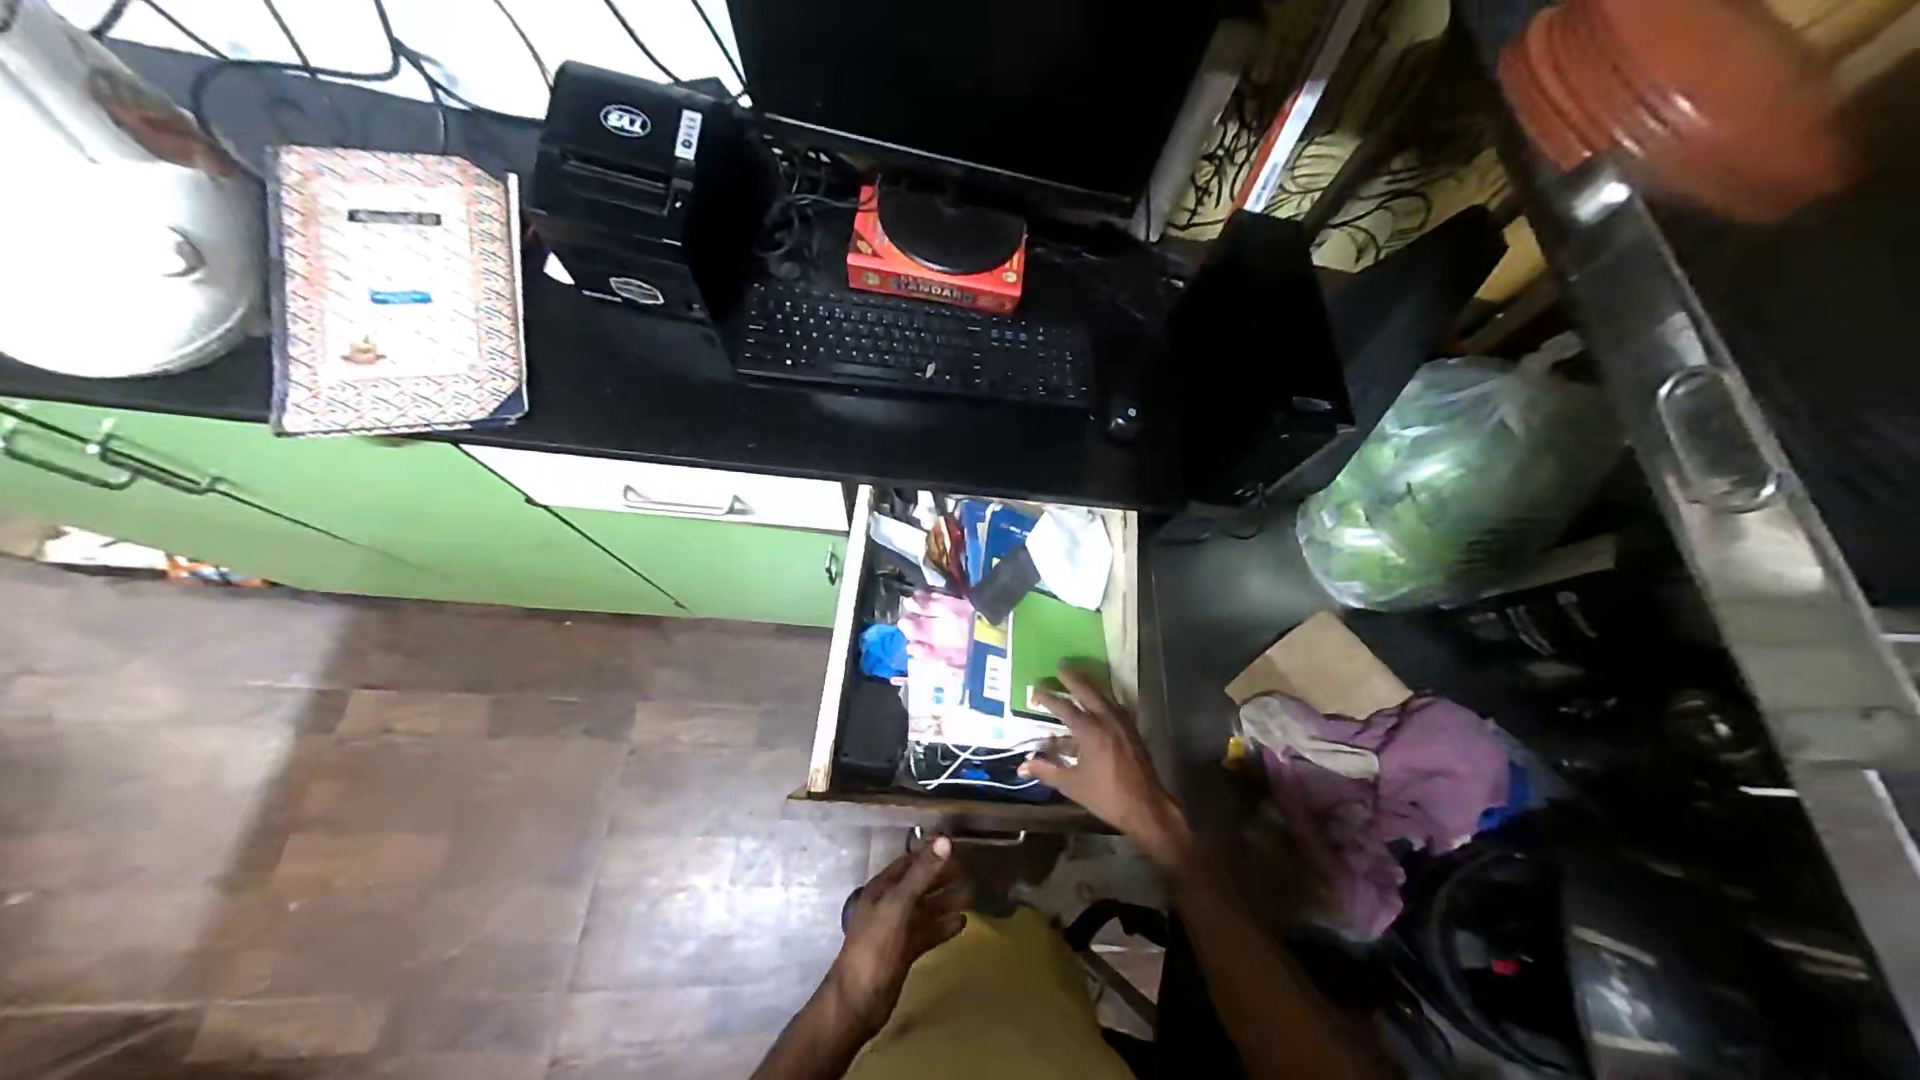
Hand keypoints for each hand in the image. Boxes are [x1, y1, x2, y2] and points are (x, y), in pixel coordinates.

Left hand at [824, 835, 969, 1037]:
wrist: (857, 1001)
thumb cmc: (875, 946)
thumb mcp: (898, 904)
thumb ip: (922, 873)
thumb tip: (945, 841)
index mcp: (882, 889)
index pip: (908, 862)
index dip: (929, 853)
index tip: (953, 846)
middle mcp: (889, 905)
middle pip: (919, 884)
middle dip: (941, 877)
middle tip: (967, 870)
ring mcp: (896, 930)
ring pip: (925, 909)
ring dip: (945, 901)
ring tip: (971, 895)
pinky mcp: (905, 952)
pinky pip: (927, 932)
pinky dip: (943, 926)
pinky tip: (962, 923)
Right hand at [1022, 665, 1191, 868]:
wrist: (1146, 806)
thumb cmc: (1106, 796)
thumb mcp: (1072, 785)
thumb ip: (1047, 771)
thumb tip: (1022, 765)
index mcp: (1089, 731)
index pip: (1064, 707)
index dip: (1047, 698)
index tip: (1035, 691)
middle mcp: (1107, 721)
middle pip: (1088, 691)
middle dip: (1072, 678)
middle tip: (1060, 666)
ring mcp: (1123, 724)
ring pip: (1104, 696)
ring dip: (1090, 684)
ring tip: (1079, 676)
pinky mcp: (1132, 731)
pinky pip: (1116, 706)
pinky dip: (1105, 698)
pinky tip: (1101, 701)